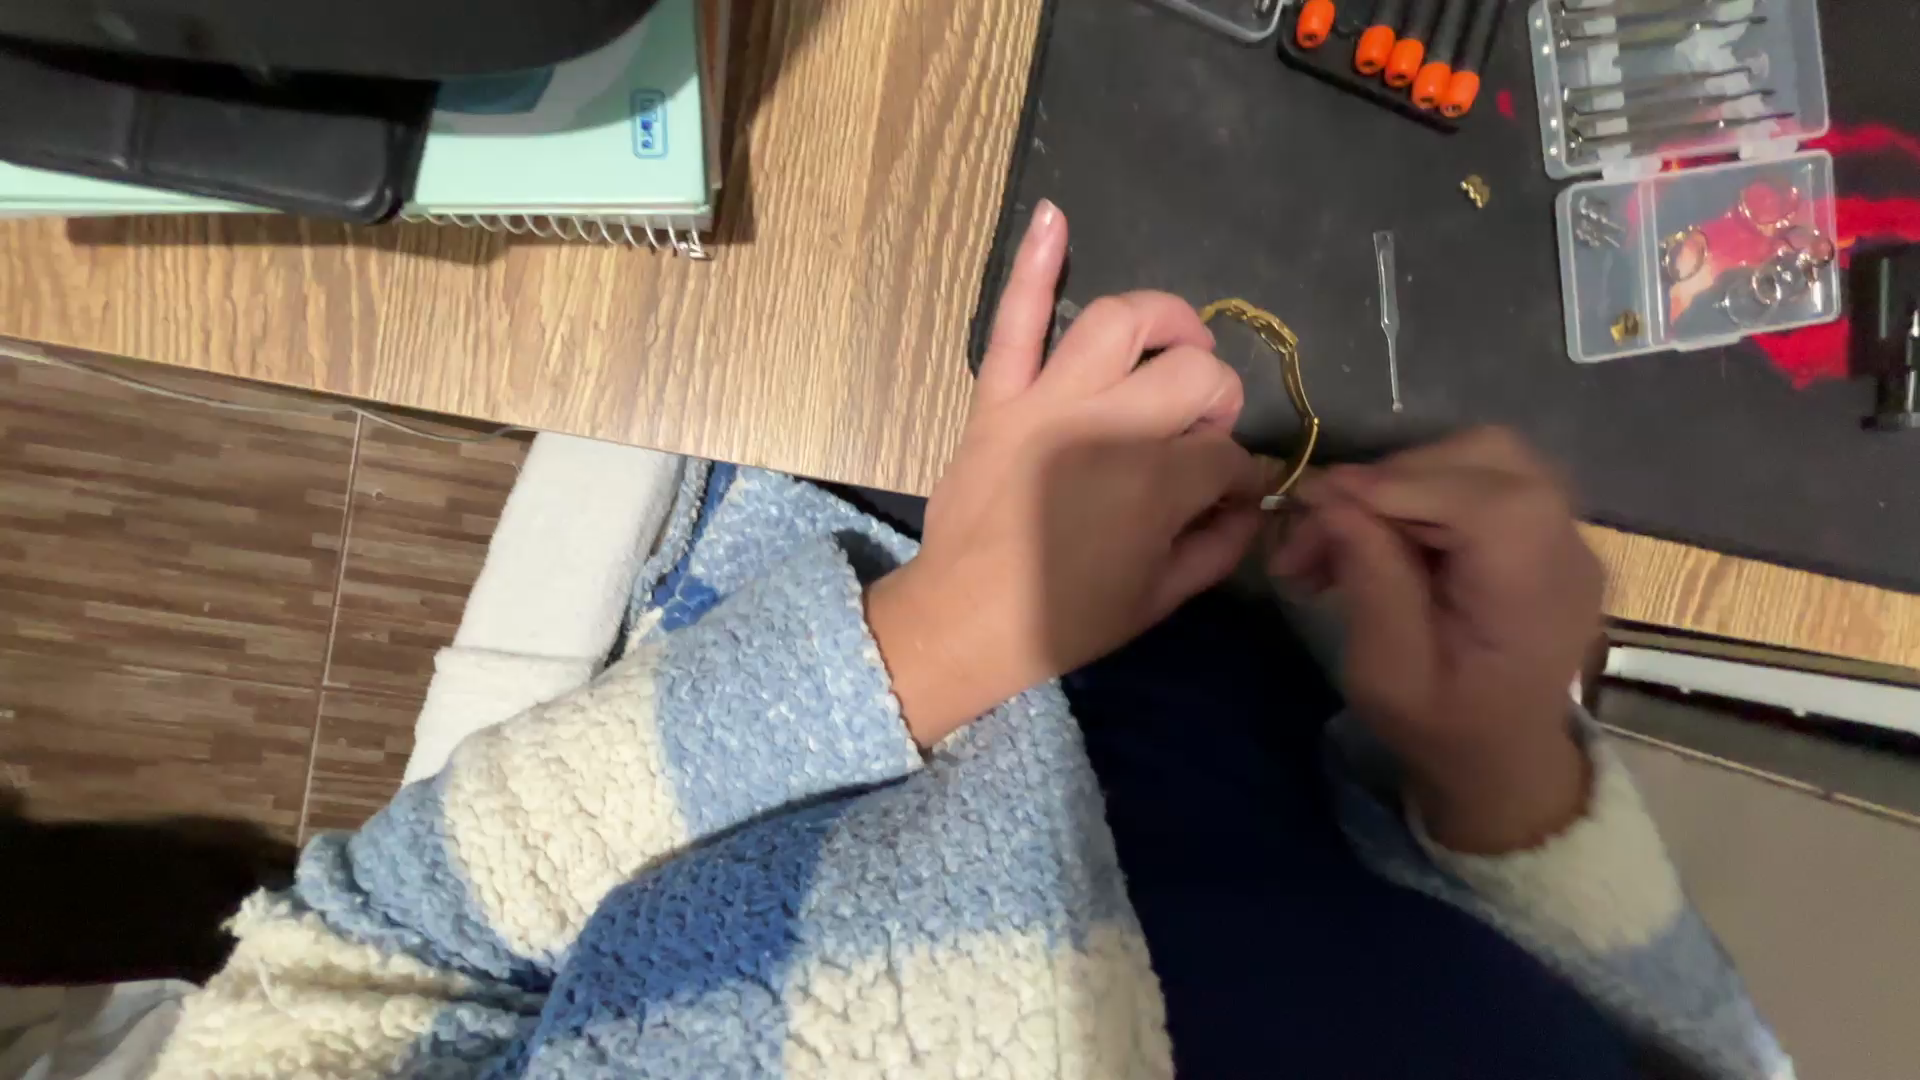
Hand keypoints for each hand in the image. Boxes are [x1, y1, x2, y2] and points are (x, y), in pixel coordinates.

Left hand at [867, 200, 1264, 747]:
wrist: (963, 619)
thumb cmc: (1064, 620)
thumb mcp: (1160, 599)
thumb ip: (1219, 545)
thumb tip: (1251, 500)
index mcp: (1157, 483)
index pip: (1228, 452)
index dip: (1239, 474)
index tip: (1228, 494)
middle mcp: (1110, 426)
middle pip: (1193, 374)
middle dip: (1217, 399)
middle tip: (1203, 428)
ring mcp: (1047, 404)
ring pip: (1119, 323)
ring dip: (1164, 319)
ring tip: (1177, 338)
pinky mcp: (997, 399)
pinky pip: (1013, 324)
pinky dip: (1032, 267)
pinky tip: (1053, 216)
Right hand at [1270, 428, 1604, 853]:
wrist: (1500, 755)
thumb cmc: (1440, 727)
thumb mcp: (1386, 672)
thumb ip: (1371, 581)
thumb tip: (1332, 502)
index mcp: (1536, 595)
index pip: (1487, 502)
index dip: (1398, 485)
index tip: (1316, 501)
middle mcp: (1564, 547)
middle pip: (1483, 459)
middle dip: (1387, 480)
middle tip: (1320, 527)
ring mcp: (1557, 532)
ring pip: (1473, 458)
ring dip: (1393, 483)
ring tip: (1337, 534)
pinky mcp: (1533, 529)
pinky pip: (1471, 479)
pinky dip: (1409, 493)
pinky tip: (1370, 534)